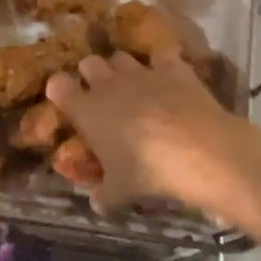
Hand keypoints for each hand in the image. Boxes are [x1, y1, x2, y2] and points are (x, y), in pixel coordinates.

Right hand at [45, 49, 260, 212]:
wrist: (202, 153)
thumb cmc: (149, 172)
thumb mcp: (120, 192)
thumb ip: (103, 196)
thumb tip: (97, 204)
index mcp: (86, 111)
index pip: (57, 86)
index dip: (60, 91)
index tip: (67, 102)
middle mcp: (109, 85)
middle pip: (89, 63)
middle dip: (91, 75)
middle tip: (100, 95)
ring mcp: (143, 73)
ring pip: (121, 57)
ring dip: (122, 68)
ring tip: (132, 86)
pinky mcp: (175, 69)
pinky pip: (161, 56)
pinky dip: (161, 64)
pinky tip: (167, 79)